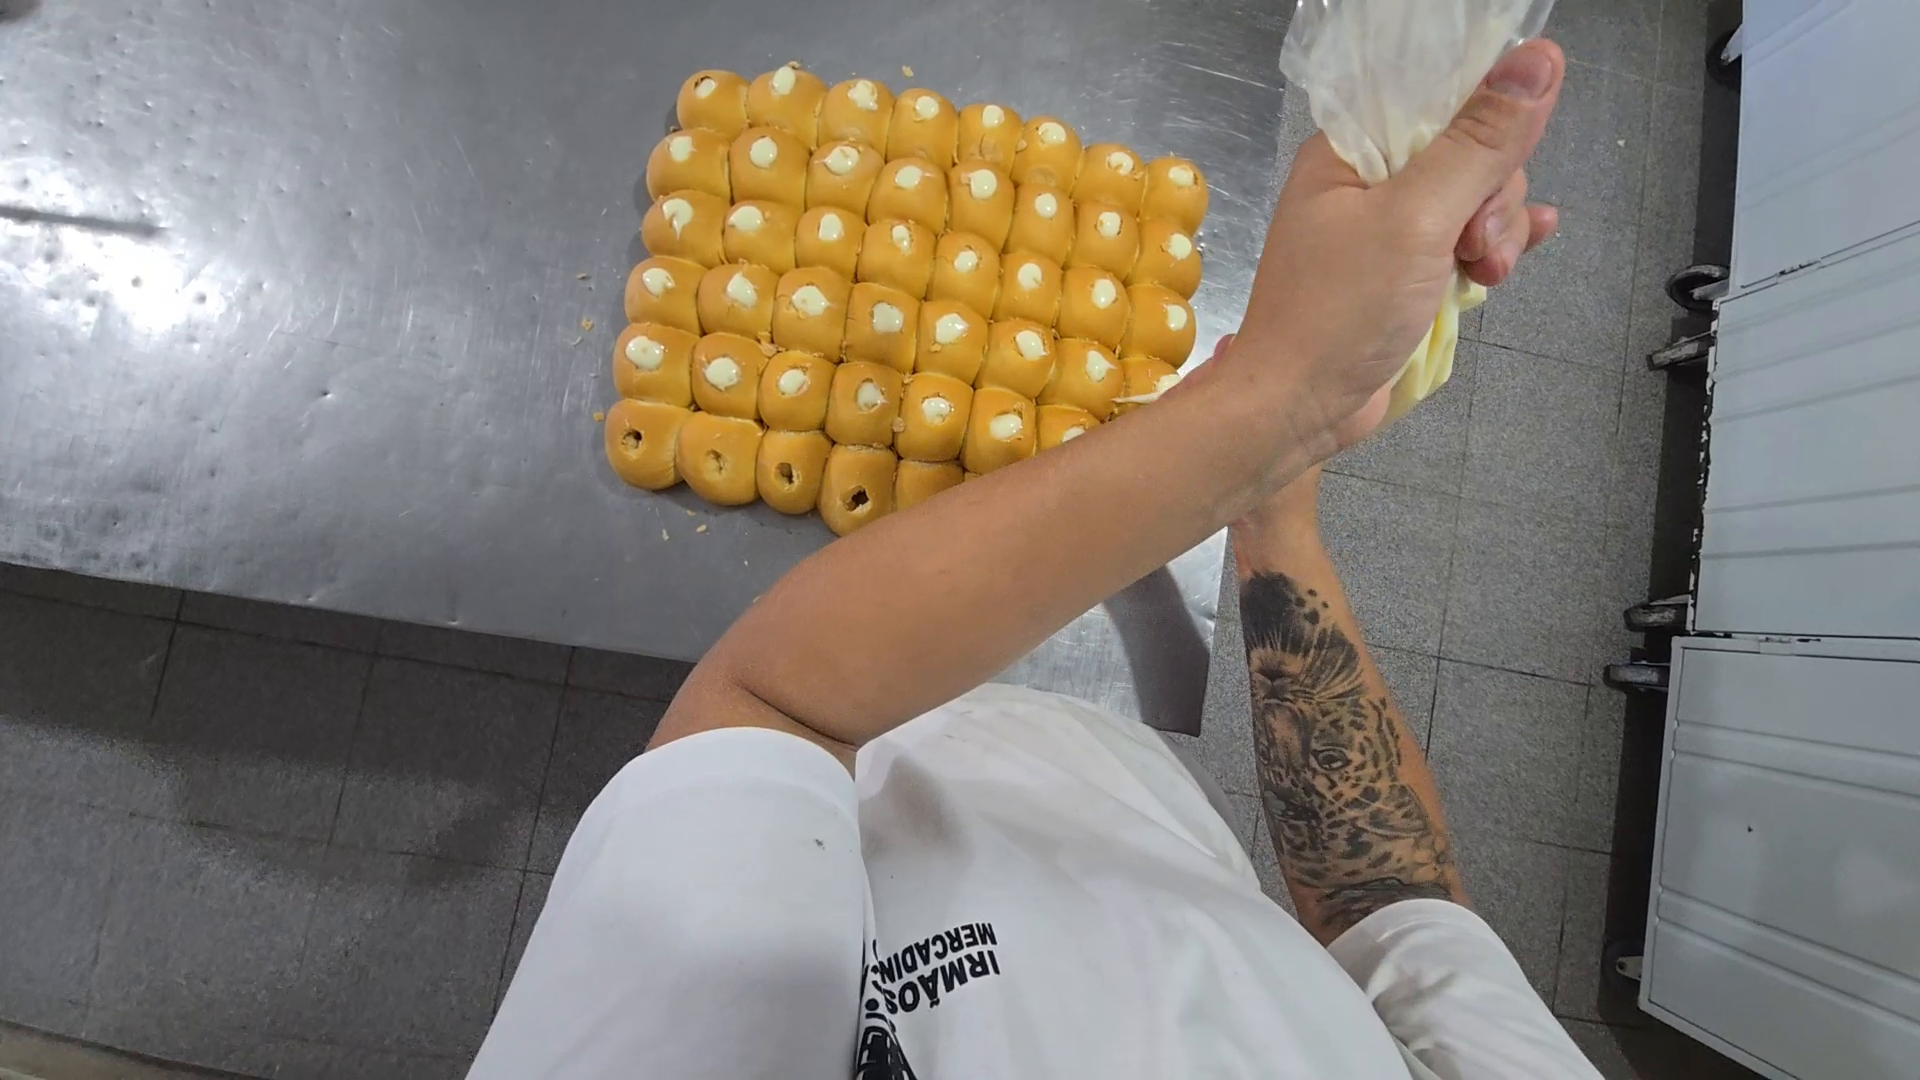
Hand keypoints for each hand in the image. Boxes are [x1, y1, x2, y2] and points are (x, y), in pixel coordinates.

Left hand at [1224, 39, 1566, 450]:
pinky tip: (1519, 249)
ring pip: (1468, 202)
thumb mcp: (1414, 219)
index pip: (1433, 99)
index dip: (1480, 125)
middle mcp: (1358, 190)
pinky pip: (1457, 245)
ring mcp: (1378, 238)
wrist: (1295, 407)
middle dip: (1490, 194)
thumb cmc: (1338, 314)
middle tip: (1473, 245)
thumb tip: (1537, 58)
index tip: (1494, 166)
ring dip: (1492, 230)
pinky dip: (1488, 248)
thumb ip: (1477, 142)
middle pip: (1462, 152)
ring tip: (1483, 272)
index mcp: (1343, 157)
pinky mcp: (1394, 280)